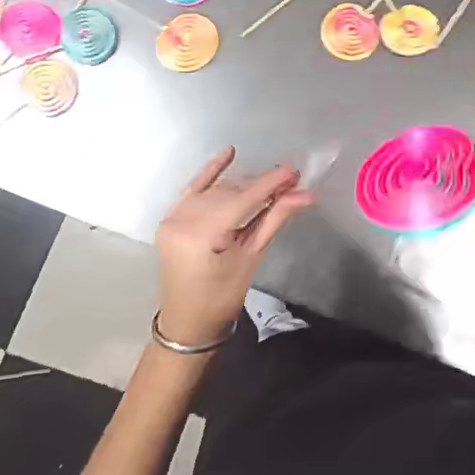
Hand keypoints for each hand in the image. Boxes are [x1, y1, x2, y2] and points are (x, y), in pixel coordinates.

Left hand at [156, 147, 313, 344]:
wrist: (188, 321)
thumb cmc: (222, 297)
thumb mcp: (251, 259)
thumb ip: (273, 220)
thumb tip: (304, 195)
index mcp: (203, 235)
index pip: (243, 200)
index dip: (270, 184)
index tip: (294, 171)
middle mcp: (183, 220)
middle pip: (230, 193)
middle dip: (261, 185)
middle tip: (291, 180)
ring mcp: (173, 217)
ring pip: (215, 191)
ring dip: (243, 184)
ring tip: (272, 182)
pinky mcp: (170, 218)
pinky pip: (192, 189)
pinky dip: (211, 173)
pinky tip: (228, 154)